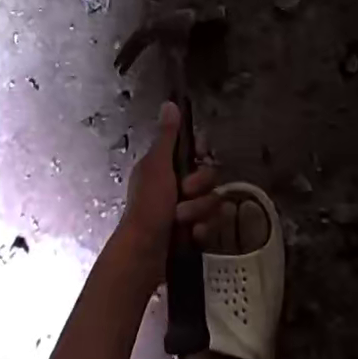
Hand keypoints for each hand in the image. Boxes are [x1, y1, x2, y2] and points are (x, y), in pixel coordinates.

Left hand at [115, 102, 219, 282]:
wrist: (144, 254)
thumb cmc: (148, 205)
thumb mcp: (157, 166)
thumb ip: (167, 137)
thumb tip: (169, 104)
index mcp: (164, 165)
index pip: (195, 149)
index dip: (202, 153)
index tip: (201, 154)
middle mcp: (175, 184)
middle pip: (208, 176)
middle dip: (199, 189)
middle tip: (183, 196)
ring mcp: (185, 209)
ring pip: (212, 202)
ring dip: (199, 212)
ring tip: (182, 222)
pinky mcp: (192, 232)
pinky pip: (211, 225)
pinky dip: (201, 231)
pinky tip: (191, 237)